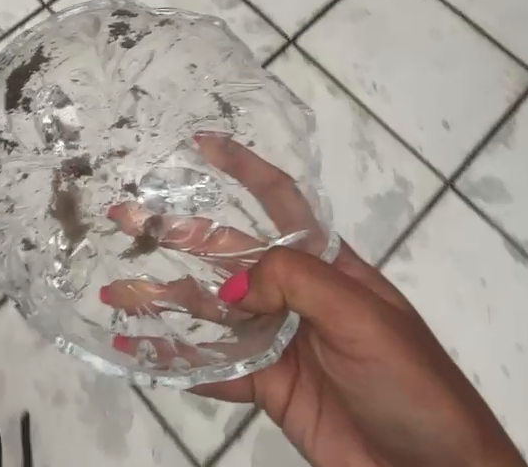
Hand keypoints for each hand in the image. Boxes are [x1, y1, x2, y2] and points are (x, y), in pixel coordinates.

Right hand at [103, 136, 524, 466]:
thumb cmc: (413, 385)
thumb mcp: (364, 319)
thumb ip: (295, 283)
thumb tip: (230, 286)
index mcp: (325, 267)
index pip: (280, 202)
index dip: (243, 168)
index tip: (201, 142)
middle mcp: (293, 295)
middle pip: (224, 254)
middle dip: (175, 233)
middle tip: (123, 217)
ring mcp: (277, 340)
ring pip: (207, 310)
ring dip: (162, 300)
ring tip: (114, 295)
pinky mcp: (269, 386)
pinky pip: (214, 366)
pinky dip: (175, 359)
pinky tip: (139, 352)